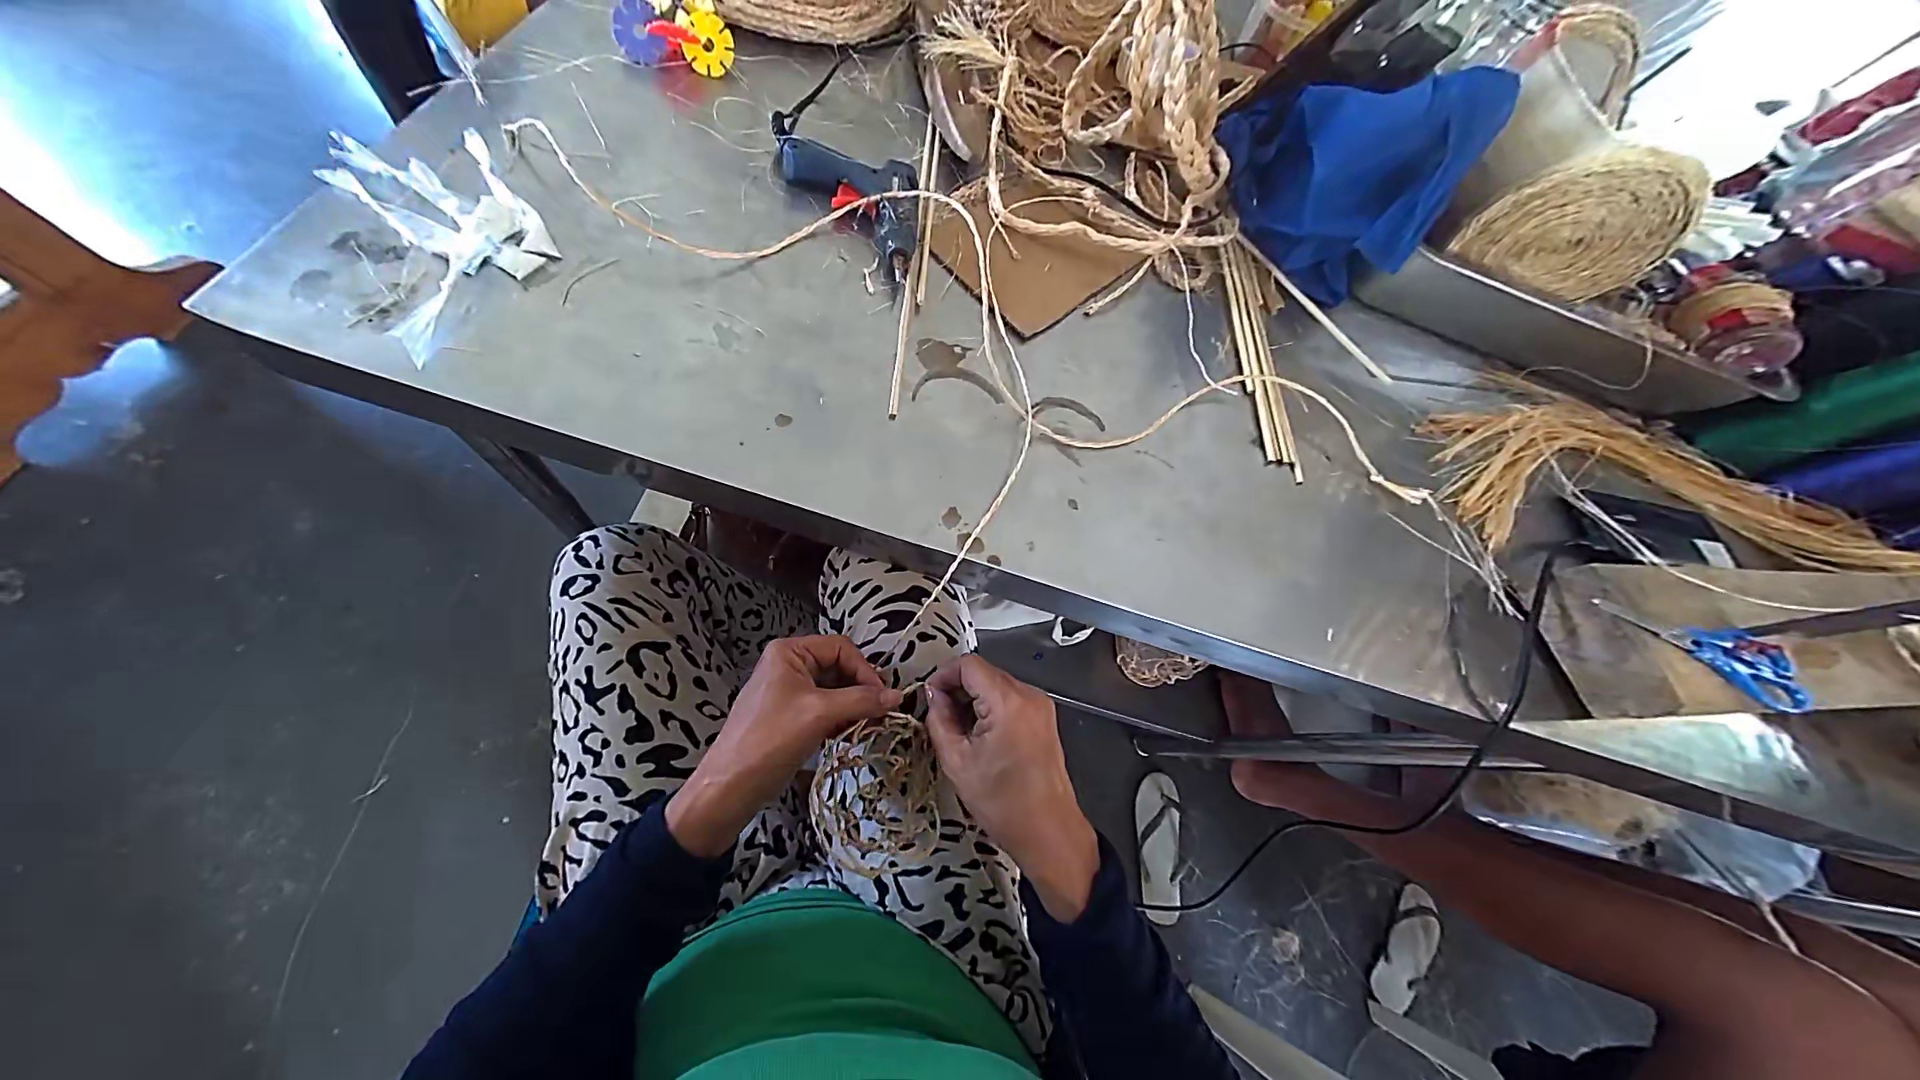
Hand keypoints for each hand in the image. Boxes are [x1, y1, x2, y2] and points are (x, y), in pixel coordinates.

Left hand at [666, 635, 901, 857]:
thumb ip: (862, 701)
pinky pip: (824, 709)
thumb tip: (898, 696)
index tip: (882, 697)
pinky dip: (840, 719)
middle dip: (860, 690)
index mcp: (789, 652)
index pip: (841, 647)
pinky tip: (847, 735)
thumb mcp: (819, 714)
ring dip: (853, 707)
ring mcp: (787, 691)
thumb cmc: (769, 741)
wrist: (729, 789)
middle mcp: (788, 665)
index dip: (865, 669)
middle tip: (879, 713)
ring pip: (834, 690)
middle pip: (839, 667)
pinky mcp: (789, 716)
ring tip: (865, 726)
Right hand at [925, 655, 1099, 920]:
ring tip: (961, 732)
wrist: (1048, 831)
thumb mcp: (956, 760)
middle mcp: (1029, 695)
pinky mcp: (1044, 718)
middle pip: (984, 672)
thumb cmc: (1004, 803)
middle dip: (957, 689)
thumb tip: (933, 696)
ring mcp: (1040, 705)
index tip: (930, 697)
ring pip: (996, 684)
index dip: (943, 675)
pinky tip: (981, 737)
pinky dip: (991, 708)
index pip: (969, 664)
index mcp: (1007, 701)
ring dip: (973, 699)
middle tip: (940, 717)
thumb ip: (939, 719)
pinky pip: (1010, 699)